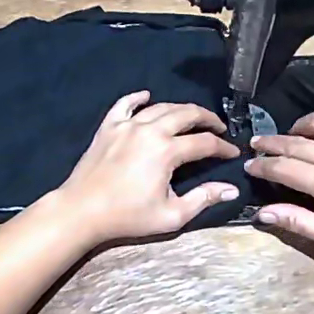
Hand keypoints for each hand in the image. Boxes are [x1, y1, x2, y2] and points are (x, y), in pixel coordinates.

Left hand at [43, 91, 240, 244]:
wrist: (81, 211)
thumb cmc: (127, 217)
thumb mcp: (171, 215)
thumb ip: (203, 199)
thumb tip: (230, 189)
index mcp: (166, 150)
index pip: (204, 143)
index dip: (222, 147)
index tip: (232, 153)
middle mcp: (149, 130)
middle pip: (186, 114)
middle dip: (207, 119)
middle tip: (218, 128)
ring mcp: (126, 125)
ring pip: (160, 107)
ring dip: (180, 109)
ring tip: (192, 117)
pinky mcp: (108, 127)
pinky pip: (125, 104)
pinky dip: (138, 98)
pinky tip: (147, 96)